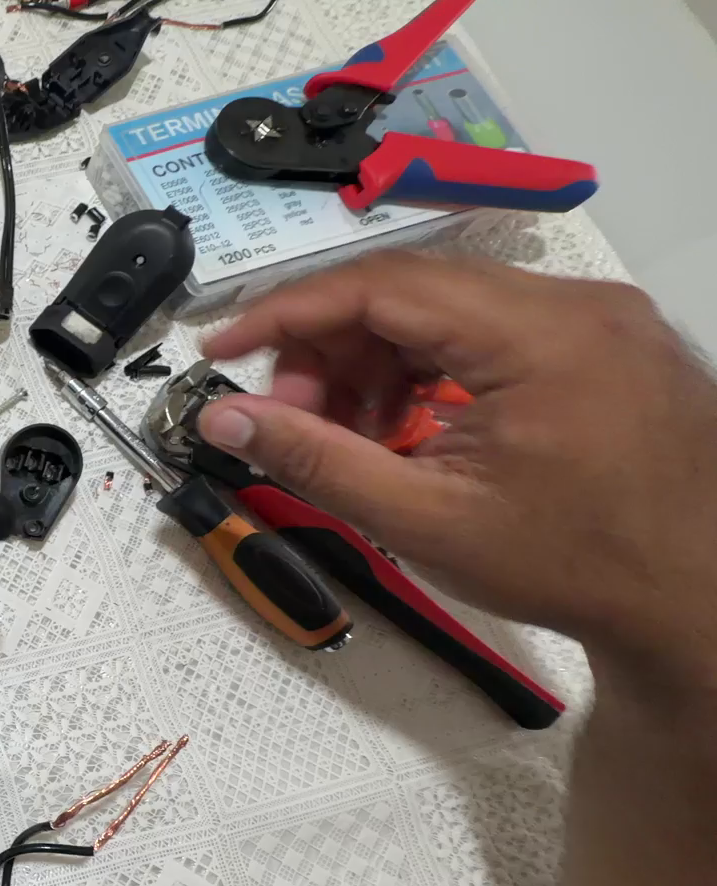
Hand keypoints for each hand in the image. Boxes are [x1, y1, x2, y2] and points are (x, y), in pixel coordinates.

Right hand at [195, 251, 716, 674]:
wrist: (697, 600)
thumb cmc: (562, 562)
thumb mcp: (414, 517)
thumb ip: (308, 458)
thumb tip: (217, 417)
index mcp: (540, 335)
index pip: (380, 286)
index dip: (282, 312)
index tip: (217, 348)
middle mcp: (570, 304)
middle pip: (400, 291)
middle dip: (320, 348)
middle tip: (286, 417)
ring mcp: (584, 320)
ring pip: (427, 310)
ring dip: (359, 363)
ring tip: (341, 432)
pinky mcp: (584, 344)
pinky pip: (464, 333)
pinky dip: (405, 372)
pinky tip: (392, 426)